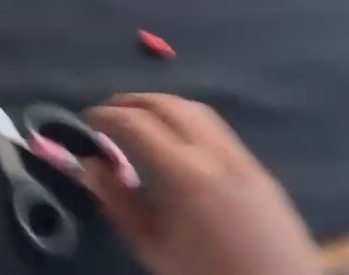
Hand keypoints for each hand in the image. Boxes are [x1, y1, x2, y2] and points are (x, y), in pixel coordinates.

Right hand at [79, 94, 321, 274]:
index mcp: (184, 174)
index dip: (105, 115)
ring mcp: (243, 160)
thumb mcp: (151, 247)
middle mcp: (215, 155)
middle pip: (165, 104)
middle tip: (108, 115)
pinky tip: (177, 144)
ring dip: (160, 106)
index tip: (87, 122)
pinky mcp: (261, 171)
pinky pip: (217, 129)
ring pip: (195, 109)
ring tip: (140, 122)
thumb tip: (90, 164)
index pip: (134, 122)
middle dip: (130, 102)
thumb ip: (116, 200)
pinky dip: (187, 122)